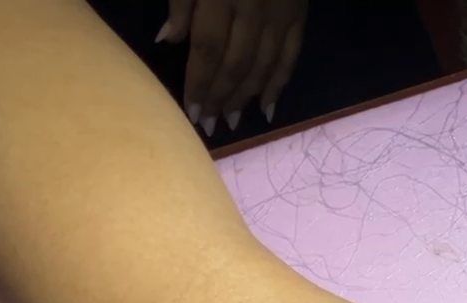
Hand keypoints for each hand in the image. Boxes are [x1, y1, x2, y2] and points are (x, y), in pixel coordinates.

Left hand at [158, 0, 306, 134]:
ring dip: (245, 99)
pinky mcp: (299, 17)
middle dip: (221, 99)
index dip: (199, 84)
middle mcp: (254, 12)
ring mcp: (280, 17)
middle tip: (210, 126)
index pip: (208, 49)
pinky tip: (267, 110)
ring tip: (232, 123)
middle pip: (235, 66)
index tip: (192, 113)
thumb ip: (181, 0)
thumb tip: (167, 40)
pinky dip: (278, 86)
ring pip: (261, 68)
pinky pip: (290, 59)